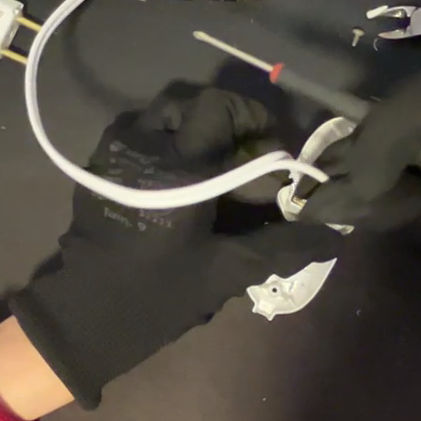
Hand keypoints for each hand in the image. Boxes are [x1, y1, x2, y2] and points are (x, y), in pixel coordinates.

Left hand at [11, 87, 342, 407]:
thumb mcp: (226, 272)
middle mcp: (143, 147)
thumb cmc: (159, 294)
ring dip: (195, 129)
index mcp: (177, 168)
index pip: (220, 108)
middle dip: (227, 120)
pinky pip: (139, 136)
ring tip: (215, 163)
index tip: (275, 146)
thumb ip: (282, 247)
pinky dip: (168, 143)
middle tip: (248, 152)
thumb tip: (334, 235)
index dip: (255, 116)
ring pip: (162, 115)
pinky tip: (180, 178)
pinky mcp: (98, 169)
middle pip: (191, 104)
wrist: (86, 316)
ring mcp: (114, 155)